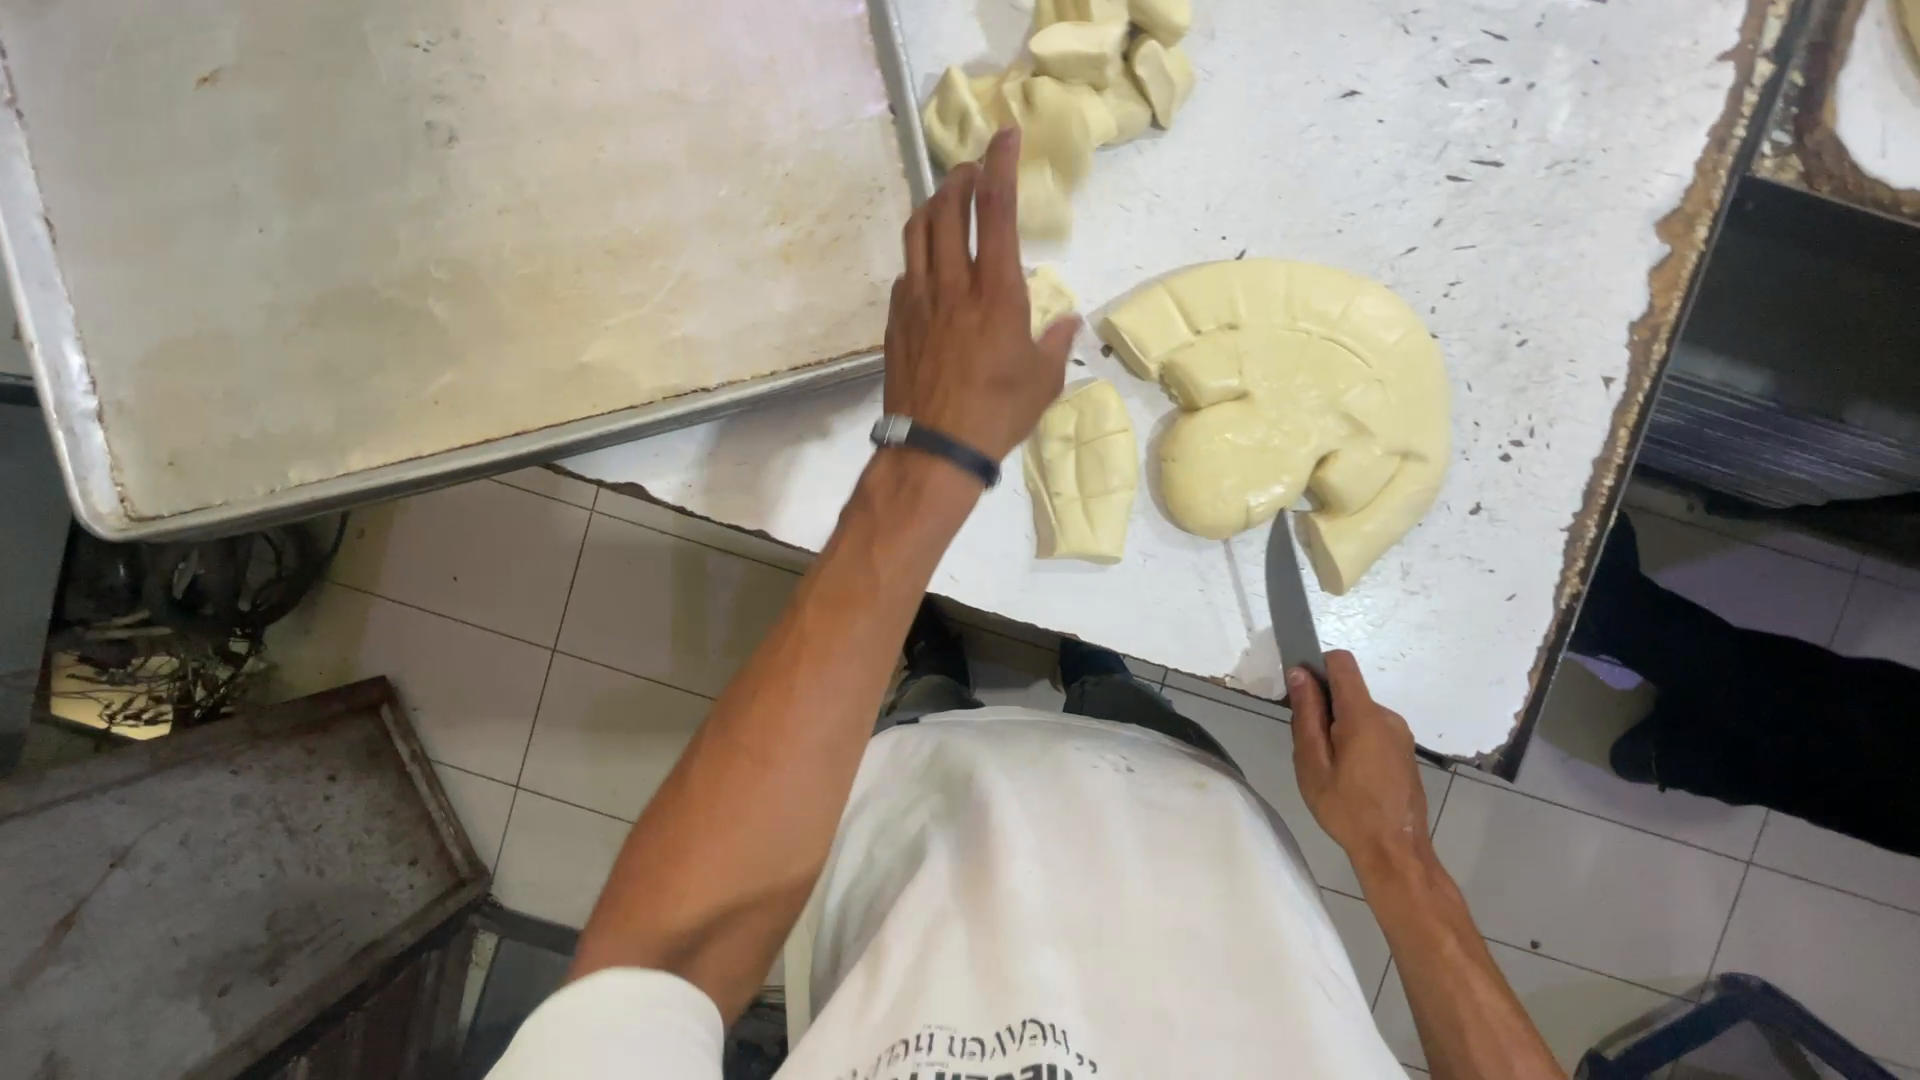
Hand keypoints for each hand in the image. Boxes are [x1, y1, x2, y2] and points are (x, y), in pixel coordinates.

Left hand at [883, 127, 1079, 462]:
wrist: (934, 447)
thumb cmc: (996, 414)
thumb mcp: (1042, 381)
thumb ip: (1055, 343)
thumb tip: (1069, 320)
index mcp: (996, 293)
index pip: (996, 209)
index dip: (1001, 164)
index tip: (1006, 136)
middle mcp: (953, 284)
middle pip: (947, 207)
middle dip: (960, 177)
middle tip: (972, 168)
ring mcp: (917, 300)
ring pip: (918, 231)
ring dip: (933, 204)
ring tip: (946, 199)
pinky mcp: (896, 320)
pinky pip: (906, 270)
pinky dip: (919, 253)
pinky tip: (929, 263)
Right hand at [1289, 651, 1431, 873]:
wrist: (1395, 850)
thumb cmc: (1346, 808)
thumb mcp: (1312, 762)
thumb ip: (1306, 715)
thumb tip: (1300, 673)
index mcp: (1363, 715)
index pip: (1341, 663)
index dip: (1316, 666)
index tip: (1300, 693)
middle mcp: (1387, 716)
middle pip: (1347, 690)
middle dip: (1322, 706)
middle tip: (1309, 747)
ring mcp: (1400, 734)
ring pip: (1358, 712)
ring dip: (1337, 726)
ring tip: (1328, 766)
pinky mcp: (1404, 750)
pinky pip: (1372, 729)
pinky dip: (1354, 739)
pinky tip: (1348, 774)